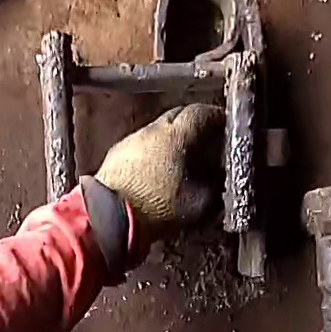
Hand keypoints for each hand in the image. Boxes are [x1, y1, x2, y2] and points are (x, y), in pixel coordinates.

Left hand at [93, 103, 224, 231]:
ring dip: (170, 139)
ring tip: (180, 157)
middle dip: (192, 123)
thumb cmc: (153, 209)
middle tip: (204, 138)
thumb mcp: (196, 204)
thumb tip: (219, 181)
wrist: (107, 218)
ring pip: (156, 131)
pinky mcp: (115, 156)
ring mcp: (129, 142)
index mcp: (174, 137)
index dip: (215, 116)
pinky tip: (156, 171)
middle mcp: (150, 132)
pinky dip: (151, 152)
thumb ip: (213, 188)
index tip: (223, 124)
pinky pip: (139, 147)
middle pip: (176, 116)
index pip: (199, 113)